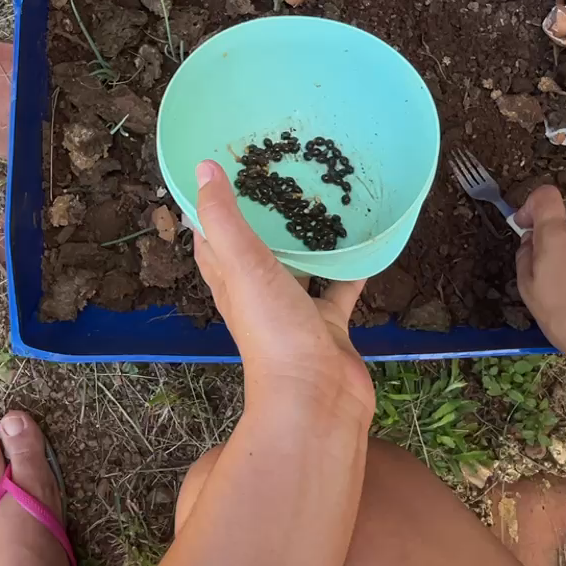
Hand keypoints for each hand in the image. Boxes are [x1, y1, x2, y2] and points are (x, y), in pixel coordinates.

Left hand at [190, 160, 372, 423]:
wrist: (317, 397)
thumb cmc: (274, 329)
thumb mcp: (243, 265)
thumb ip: (225, 217)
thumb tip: (202, 168)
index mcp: (230, 279)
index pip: (210, 236)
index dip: (208, 205)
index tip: (220, 169)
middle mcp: (257, 293)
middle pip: (254, 247)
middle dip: (262, 215)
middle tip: (279, 173)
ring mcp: (293, 309)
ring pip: (298, 265)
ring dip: (305, 238)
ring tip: (321, 197)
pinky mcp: (327, 323)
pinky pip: (338, 288)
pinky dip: (349, 267)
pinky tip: (363, 241)